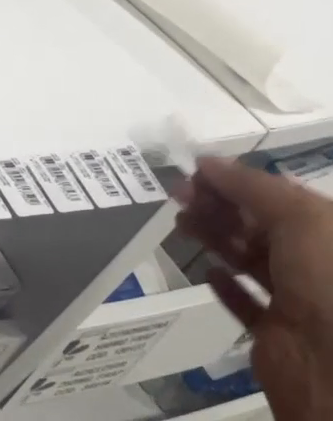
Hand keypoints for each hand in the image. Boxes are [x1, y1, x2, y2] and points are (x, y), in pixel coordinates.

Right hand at [176, 157, 332, 420]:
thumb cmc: (329, 285)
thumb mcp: (304, 221)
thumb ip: (256, 188)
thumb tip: (207, 163)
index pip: (287, 200)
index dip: (240, 183)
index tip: (195, 175)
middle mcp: (325, 269)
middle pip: (266, 228)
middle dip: (220, 208)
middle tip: (178, 198)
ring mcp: (306, 304)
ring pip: (253, 260)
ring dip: (215, 238)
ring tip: (183, 227)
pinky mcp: (279, 332)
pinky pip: (247, 302)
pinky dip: (223, 283)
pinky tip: (206, 271)